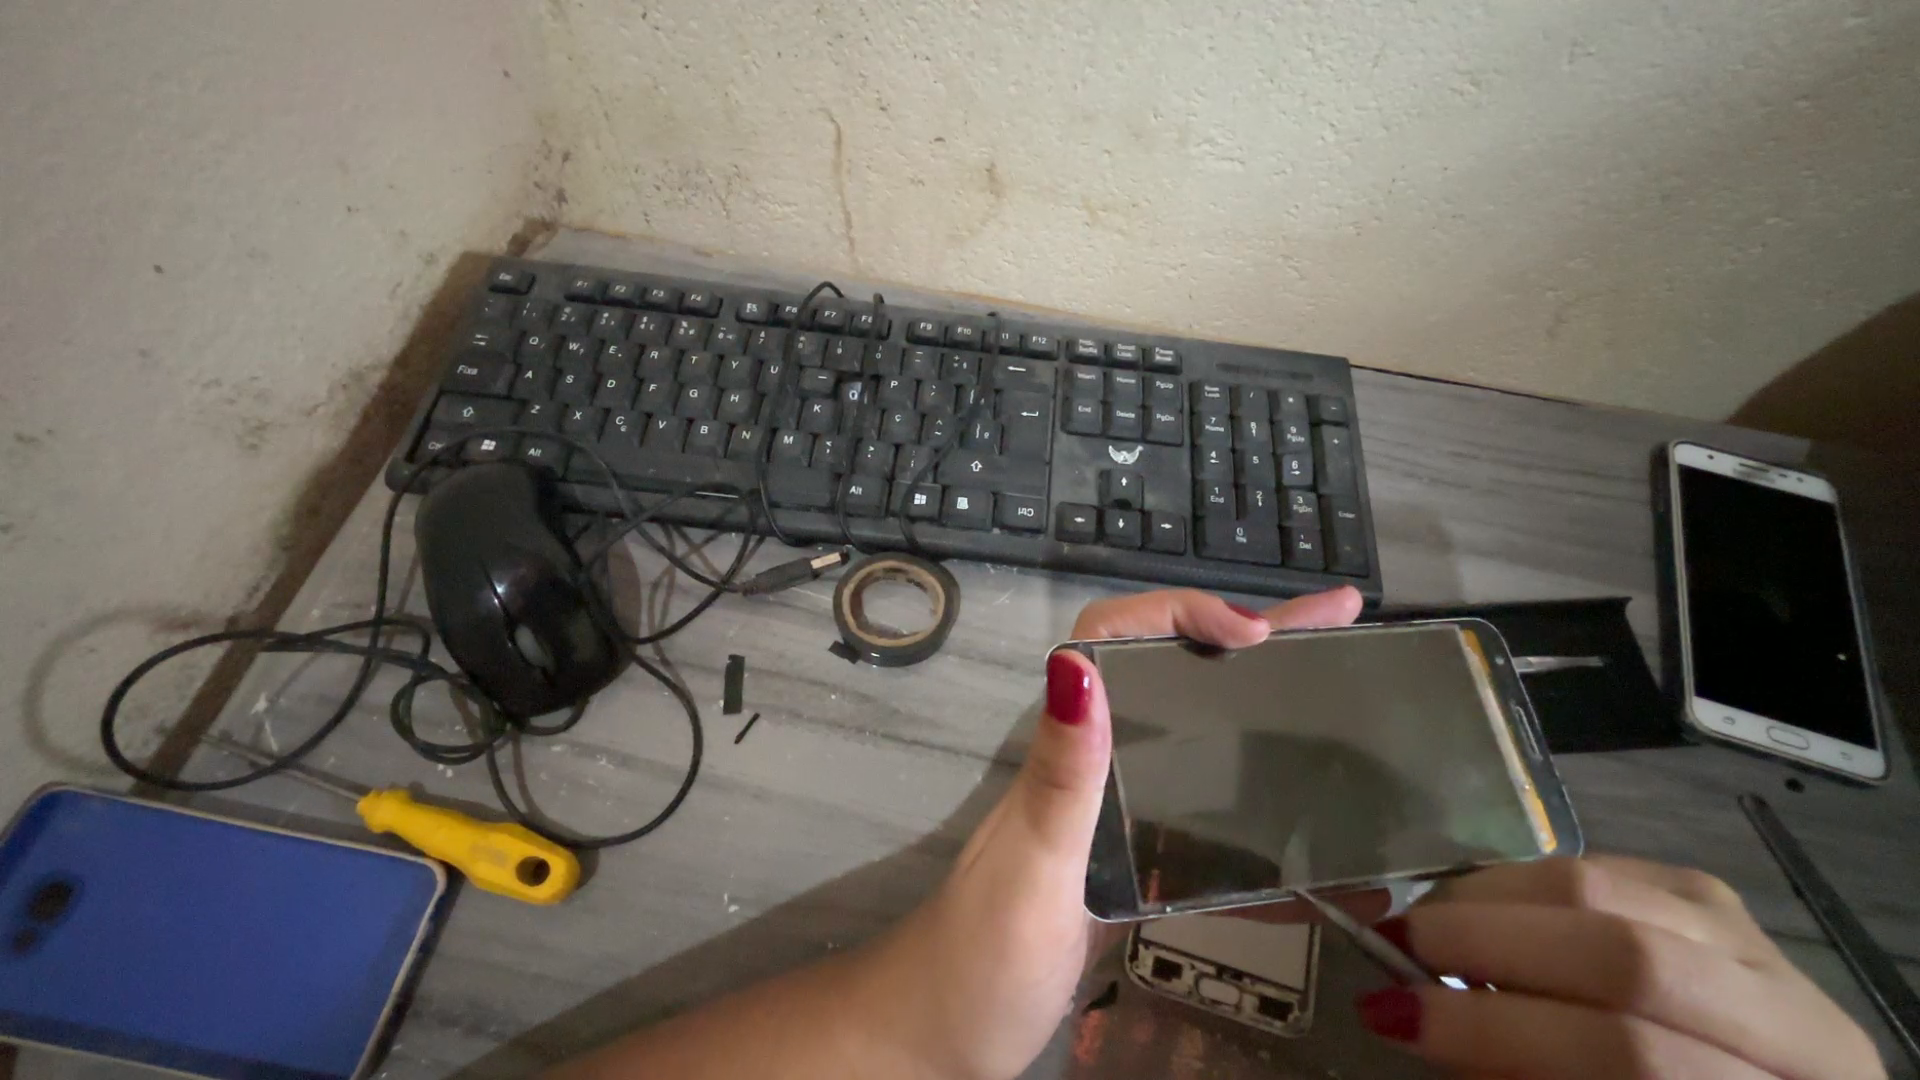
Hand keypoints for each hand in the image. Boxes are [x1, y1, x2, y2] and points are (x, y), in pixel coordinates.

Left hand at [859, 587, 1362, 1079]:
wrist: (946, 1032)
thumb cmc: (980, 954)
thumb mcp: (1031, 866)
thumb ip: (1061, 776)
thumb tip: (1076, 665)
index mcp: (1066, 747)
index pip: (1108, 638)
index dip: (1179, 614)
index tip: (1258, 631)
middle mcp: (1092, 761)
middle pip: (1167, 673)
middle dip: (1248, 640)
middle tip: (1335, 621)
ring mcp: (1113, 810)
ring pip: (1189, 733)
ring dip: (1257, 704)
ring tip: (1337, 688)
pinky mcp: (1130, 860)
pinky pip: (1200, 809)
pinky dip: (1253, 799)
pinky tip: (1309, 816)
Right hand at [1355, 855, 1885, 1079]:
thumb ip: (1506, 1067)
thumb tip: (1403, 1011)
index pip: (1632, 1054)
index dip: (1497, 1029)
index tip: (1393, 1014)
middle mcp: (1796, 1023)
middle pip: (1621, 953)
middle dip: (1485, 941)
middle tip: (1400, 944)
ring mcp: (1752, 942)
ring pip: (1602, 889)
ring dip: (1487, 899)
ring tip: (1424, 921)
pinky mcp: (1706, 894)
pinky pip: (1592, 864)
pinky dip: (1516, 882)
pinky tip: (1477, 904)